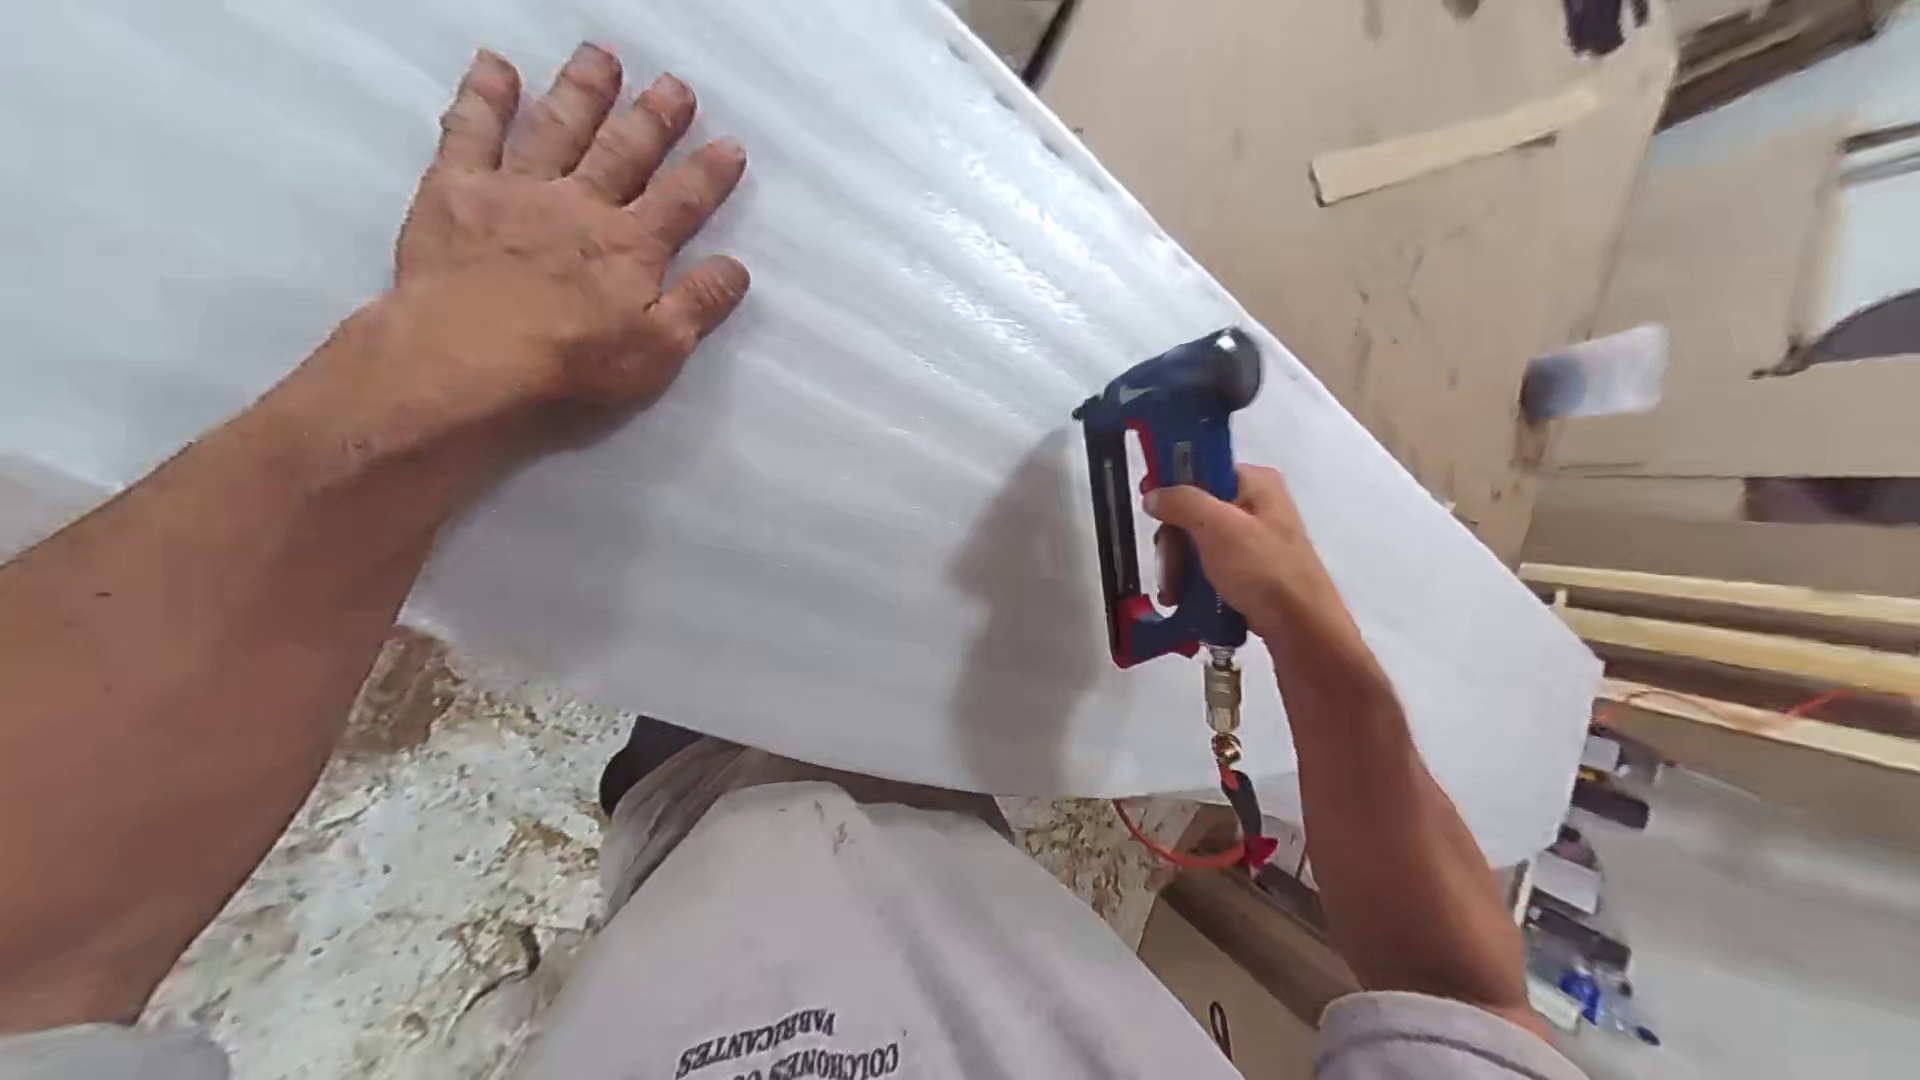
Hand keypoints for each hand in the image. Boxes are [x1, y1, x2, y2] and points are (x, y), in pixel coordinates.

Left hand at [326, 44, 750, 440]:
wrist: (471, 356)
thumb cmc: (575, 360)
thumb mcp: (660, 347)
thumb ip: (700, 303)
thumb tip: (738, 267)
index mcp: (631, 246)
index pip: (682, 201)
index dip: (709, 173)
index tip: (731, 144)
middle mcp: (581, 204)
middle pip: (625, 152)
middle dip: (654, 119)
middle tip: (676, 85)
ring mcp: (518, 190)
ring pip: (558, 128)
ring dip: (584, 91)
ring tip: (603, 56)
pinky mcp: (457, 189)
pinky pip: (471, 131)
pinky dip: (484, 96)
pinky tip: (496, 66)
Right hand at [1144, 465, 1336, 639]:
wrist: (1300, 628)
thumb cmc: (1264, 571)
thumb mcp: (1218, 528)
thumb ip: (1182, 503)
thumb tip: (1153, 496)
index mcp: (1255, 483)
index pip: (1202, 469)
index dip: (1171, 484)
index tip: (1150, 505)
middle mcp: (1255, 505)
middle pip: (1193, 510)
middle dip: (1174, 541)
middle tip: (1169, 565)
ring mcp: (1251, 539)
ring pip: (1195, 540)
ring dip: (1177, 566)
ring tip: (1174, 591)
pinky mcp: (1247, 568)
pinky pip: (1206, 564)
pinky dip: (1191, 579)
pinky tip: (1182, 597)